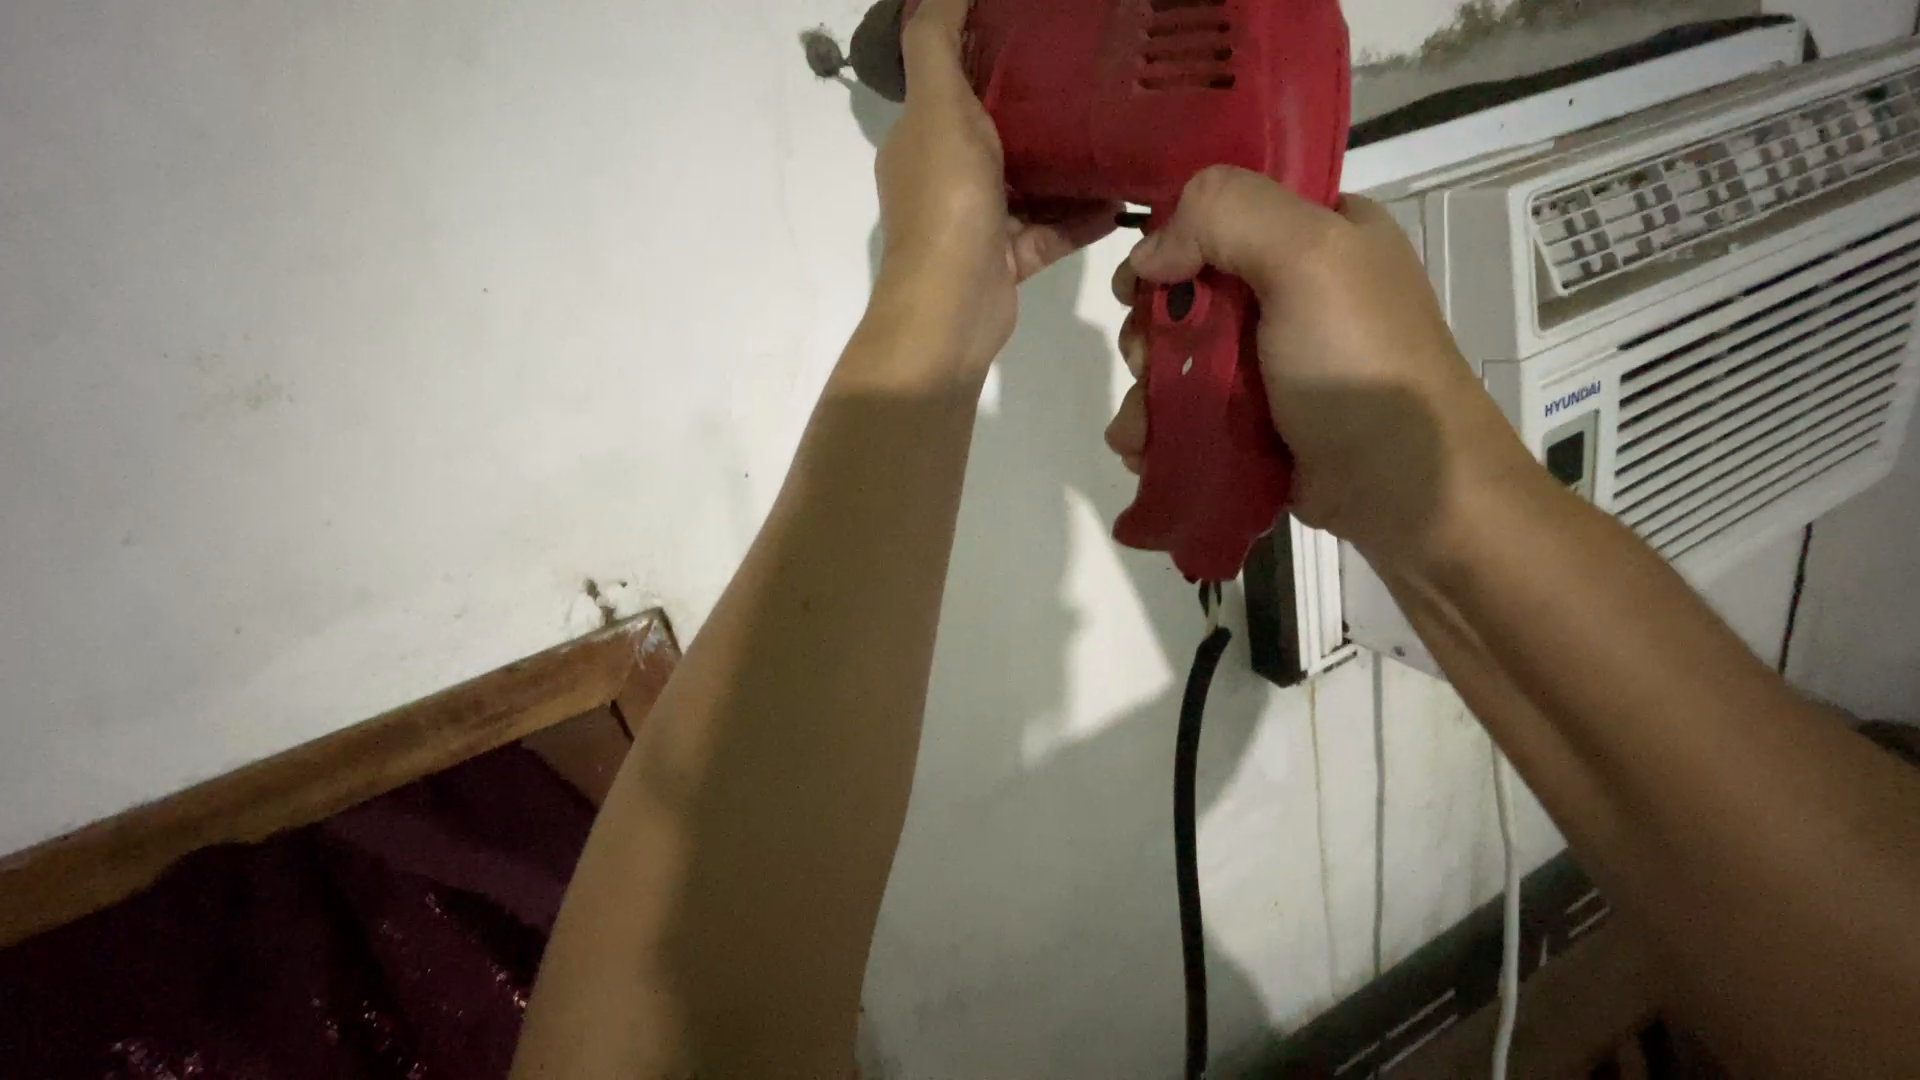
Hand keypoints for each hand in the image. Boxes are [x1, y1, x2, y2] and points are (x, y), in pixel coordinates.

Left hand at [870, 0, 1115, 376]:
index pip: (954, 85)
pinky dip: (1080, 219)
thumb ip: (937, 43)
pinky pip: (1048, 232)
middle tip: (1094, 83)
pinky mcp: (1005, 262)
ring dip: (1070, 169)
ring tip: (1118, 139)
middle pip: (997, 136)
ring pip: (1029, 187)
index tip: (1041, 32)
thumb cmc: (944, 204)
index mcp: (922, 140)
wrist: (950, 310)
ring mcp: (976, 224)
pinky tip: (1120, 201)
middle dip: (1043, 112)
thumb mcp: (937, 107)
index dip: (991, 56)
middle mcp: (946, 179)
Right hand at [1104, 166, 1534, 566]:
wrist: (1399, 483)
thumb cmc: (1358, 360)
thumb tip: (1146, 257)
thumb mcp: (1310, 257)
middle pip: (1185, 295)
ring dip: (1144, 393)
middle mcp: (1287, 295)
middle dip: (1150, 330)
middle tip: (1147, 360)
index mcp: (1315, 234)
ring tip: (1142, 428)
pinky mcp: (1249, 421)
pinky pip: (1184, 412)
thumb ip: (1226, 218)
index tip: (1141, 281)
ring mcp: (1266, 364)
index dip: (1170, 241)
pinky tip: (1146, 451)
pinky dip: (1156, 431)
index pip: (1222, 215)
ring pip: (1176, 361)